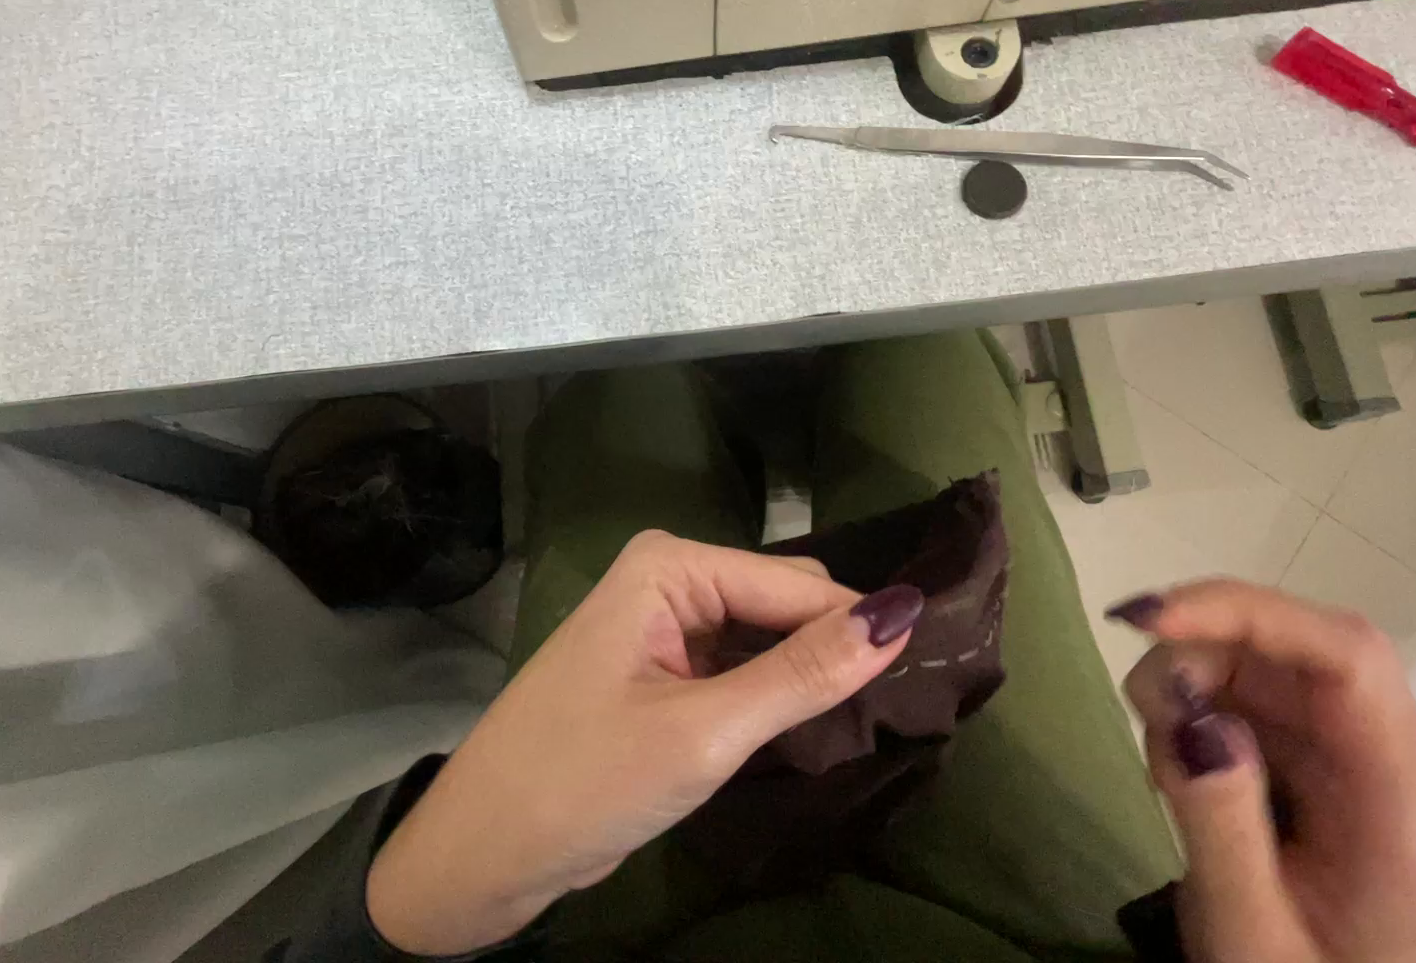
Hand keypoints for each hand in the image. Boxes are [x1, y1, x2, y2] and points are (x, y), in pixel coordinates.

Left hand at [365, 530, 922, 955]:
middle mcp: (670, 578)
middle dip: (830, 651)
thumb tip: (902, 613)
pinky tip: (808, 728)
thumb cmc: (586, 781)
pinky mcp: (665, 667)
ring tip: (866, 723)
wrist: (486, 849)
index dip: (860, 629)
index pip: (796, 584)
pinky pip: (739, 664)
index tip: (929, 677)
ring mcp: (665, 624)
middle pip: (782, 601)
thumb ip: (802, 673)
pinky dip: (773, 694)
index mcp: (671, 566)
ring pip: (765, 636)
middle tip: (896, 713)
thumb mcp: (704, 732)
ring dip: (805, 676)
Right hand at [1110, 580, 1415, 962]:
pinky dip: (1179, 711)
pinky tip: (1169, 771)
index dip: (1248, 614)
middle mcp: (1373, 763)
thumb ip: (1222, 825)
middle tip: (1144, 711)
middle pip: (1290, 649)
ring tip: (1159, 768)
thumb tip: (1189, 713)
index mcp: (1397, 807)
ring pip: (1250, 664)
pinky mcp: (1291, 762)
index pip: (1348, 660)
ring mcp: (1331, 759)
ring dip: (1180, 685)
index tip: (1147, 620)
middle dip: (1197, 653)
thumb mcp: (1250, 931)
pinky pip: (1230, 697)